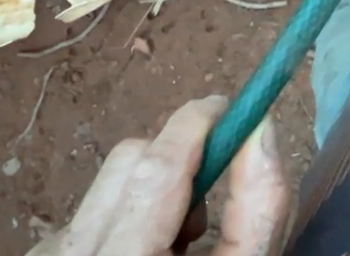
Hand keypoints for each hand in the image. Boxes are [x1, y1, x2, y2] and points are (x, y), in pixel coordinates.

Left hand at [30, 97, 288, 255]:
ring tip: (177, 249)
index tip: (231, 108)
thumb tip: (260, 128)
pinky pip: (89, 212)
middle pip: (130, 161)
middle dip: (181, 161)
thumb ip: (258, 207)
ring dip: (154, 193)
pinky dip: (126, 218)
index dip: (198, 123)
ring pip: (108, 184)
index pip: (157, 168)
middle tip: (211, 204)